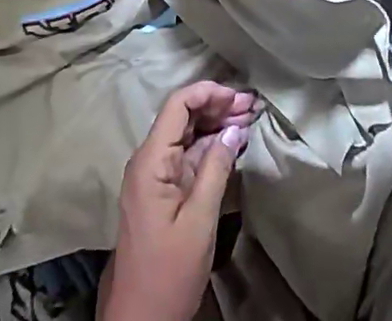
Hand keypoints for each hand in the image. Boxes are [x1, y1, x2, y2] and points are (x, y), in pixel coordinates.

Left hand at [99, 82, 258, 320]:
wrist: (140, 318)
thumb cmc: (168, 271)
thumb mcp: (199, 220)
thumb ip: (216, 170)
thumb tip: (234, 130)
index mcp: (150, 161)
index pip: (177, 106)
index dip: (207, 93)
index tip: (238, 96)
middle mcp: (149, 161)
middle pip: (182, 117)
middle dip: (216, 106)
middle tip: (251, 106)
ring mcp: (155, 176)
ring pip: (187, 136)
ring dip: (216, 124)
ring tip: (249, 118)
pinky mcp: (163, 191)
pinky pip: (187, 157)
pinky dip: (211, 147)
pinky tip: (234, 143)